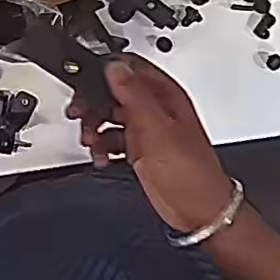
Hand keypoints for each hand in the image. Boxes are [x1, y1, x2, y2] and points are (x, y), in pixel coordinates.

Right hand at [68, 55, 236, 233]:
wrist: (198, 211)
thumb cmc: (191, 172)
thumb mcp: (158, 130)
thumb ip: (135, 97)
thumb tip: (115, 68)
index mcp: (165, 94)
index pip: (131, 68)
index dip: (107, 71)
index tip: (87, 83)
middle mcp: (155, 108)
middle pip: (116, 91)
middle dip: (94, 102)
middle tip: (81, 114)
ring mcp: (147, 129)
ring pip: (111, 115)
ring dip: (95, 125)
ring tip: (91, 140)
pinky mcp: (139, 149)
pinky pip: (113, 139)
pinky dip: (102, 145)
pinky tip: (101, 155)